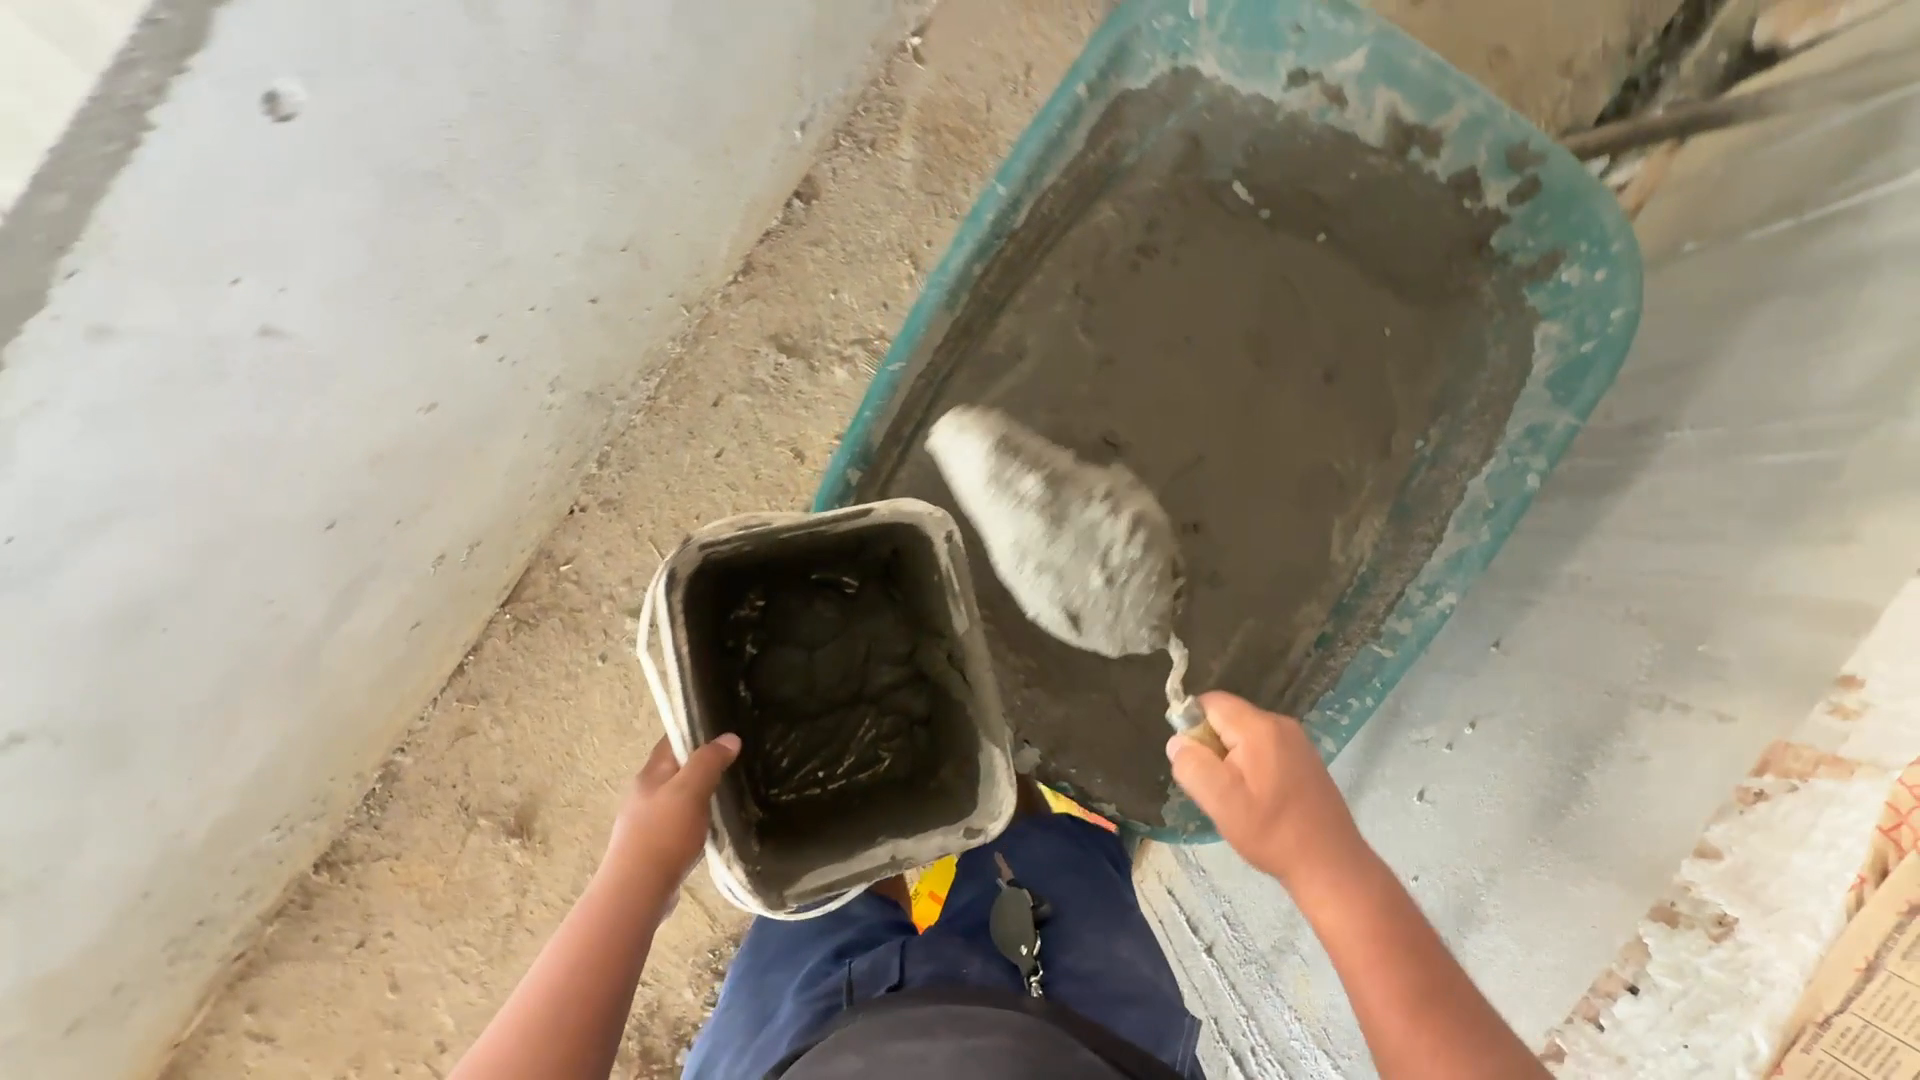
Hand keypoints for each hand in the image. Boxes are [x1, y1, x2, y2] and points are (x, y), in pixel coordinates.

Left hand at [605, 734, 739, 894]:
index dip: (696, 731)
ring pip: (679, 796)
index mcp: (650, 774)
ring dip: (701, 792)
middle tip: (735, 761)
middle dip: (702, 763)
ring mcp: (647, 821)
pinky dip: (697, 818)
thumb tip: (729, 737)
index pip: (672, 739)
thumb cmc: (664, 834)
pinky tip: (713, 826)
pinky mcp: (654, 846)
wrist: (637, 892)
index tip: (726, 729)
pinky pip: (679, 822)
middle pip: (676, 768)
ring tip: (730, 791)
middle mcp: (645, 793)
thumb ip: (709, 761)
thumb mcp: (691, 790)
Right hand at [1166, 692, 1362, 884]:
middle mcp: (1280, 724)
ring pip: (1243, 735)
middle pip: (1227, 718)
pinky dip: (1251, 767)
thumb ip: (1191, 765)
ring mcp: (1297, 741)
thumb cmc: (1271, 832)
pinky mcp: (1304, 758)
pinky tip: (1259, 800)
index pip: (1210, 702)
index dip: (1192, 727)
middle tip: (1216, 788)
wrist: (1331, 865)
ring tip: (1237, 798)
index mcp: (1259, 727)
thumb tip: (1177, 741)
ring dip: (1230, 760)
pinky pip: (1263, 749)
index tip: (1196, 764)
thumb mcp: (1220, 802)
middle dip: (1211, 747)